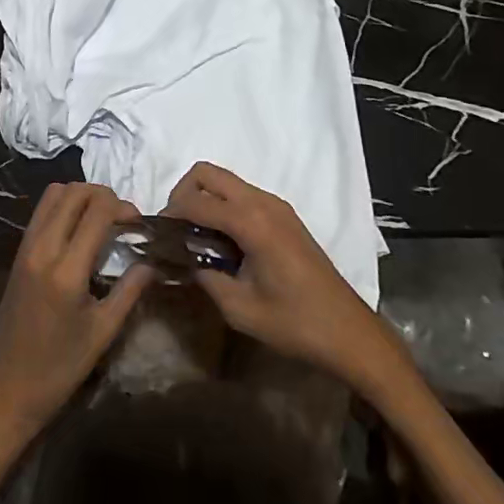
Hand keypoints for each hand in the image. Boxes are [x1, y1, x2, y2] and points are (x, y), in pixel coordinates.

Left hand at [0, 183, 153, 434]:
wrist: (4, 391)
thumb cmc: (58, 369)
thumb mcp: (102, 333)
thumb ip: (130, 290)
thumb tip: (152, 262)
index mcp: (66, 270)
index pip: (98, 211)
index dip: (124, 207)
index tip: (140, 223)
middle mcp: (43, 249)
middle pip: (74, 192)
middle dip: (104, 195)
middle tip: (123, 218)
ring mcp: (26, 248)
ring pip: (54, 194)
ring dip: (81, 196)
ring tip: (102, 219)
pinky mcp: (18, 254)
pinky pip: (42, 211)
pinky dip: (64, 207)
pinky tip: (79, 231)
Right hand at [161, 162, 396, 385]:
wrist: (346, 330)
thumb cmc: (293, 323)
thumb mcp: (239, 308)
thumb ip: (204, 277)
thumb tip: (179, 261)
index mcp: (252, 222)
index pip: (196, 202)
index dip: (170, 216)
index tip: (157, 238)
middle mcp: (263, 202)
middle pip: (208, 173)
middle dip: (183, 194)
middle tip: (176, 230)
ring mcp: (276, 205)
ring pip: (226, 181)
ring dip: (204, 199)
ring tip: (195, 239)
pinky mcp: (284, 215)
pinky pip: (242, 195)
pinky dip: (223, 206)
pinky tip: (221, 242)